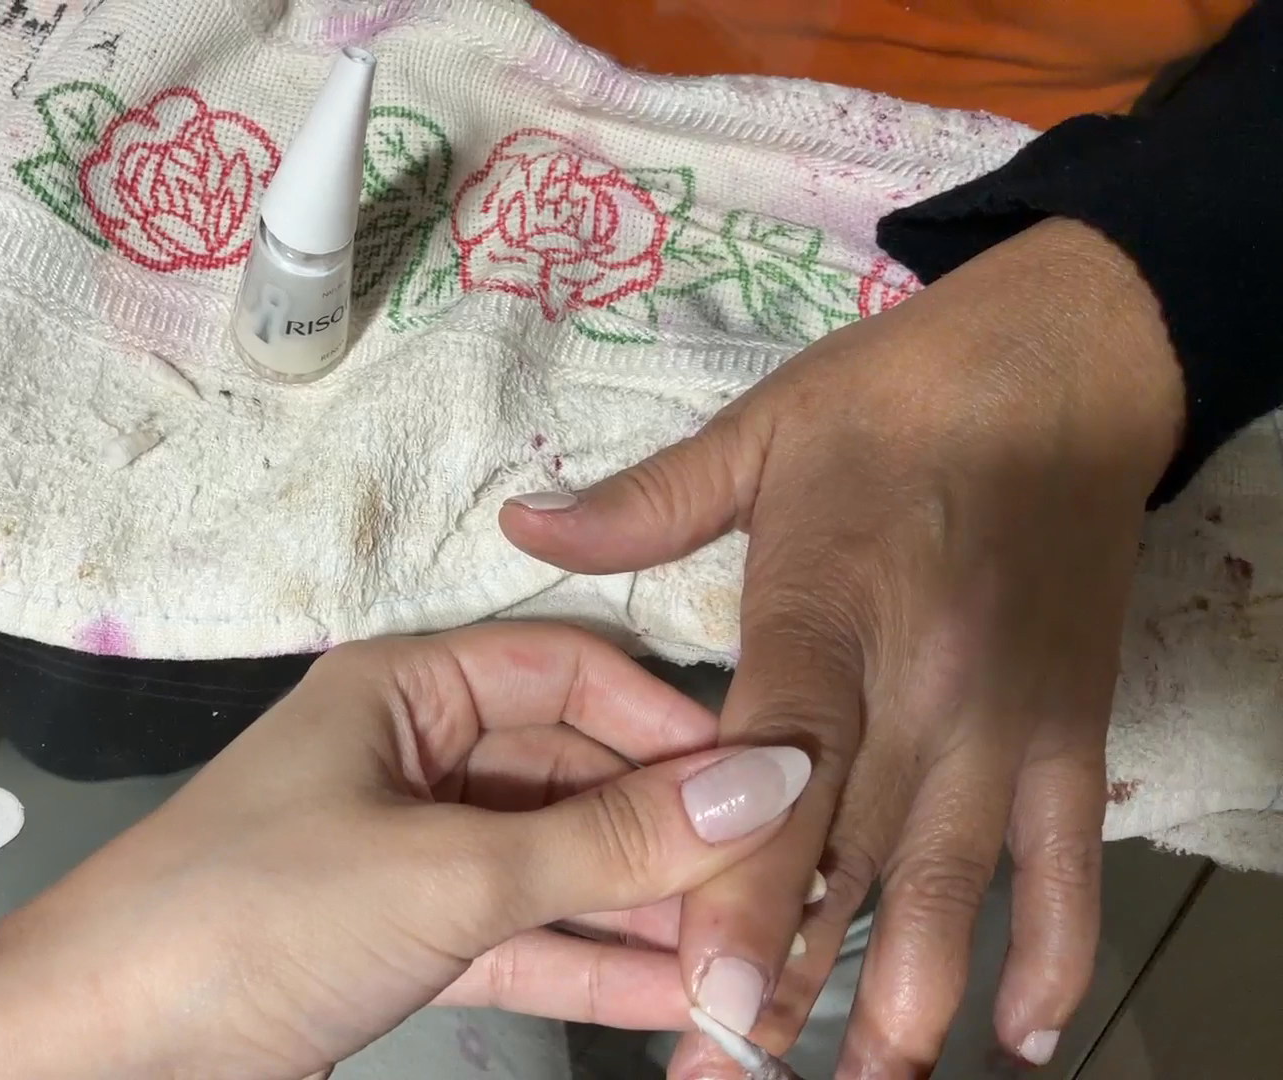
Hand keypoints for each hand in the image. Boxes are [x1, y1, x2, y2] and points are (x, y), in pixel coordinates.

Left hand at [0, 624, 810, 1079]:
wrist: (104, 1043)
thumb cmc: (256, 912)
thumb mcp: (446, 869)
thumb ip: (604, 838)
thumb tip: (753, 784)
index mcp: (404, 687)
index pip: (563, 671)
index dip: (663, 719)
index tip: (763, 780)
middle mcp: (411, 746)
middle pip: (564, 767)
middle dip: (662, 829)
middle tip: (777, 890)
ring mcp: (408, 836)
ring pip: (549, 854)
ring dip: (639, 905)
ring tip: (751, 953)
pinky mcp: (402, 920)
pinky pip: (517, 924)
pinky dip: (588, 958)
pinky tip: (678, 995)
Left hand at [500, 219, 1183, 1076]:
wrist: (1065, 362)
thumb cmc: (883, 403)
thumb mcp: (748, 439)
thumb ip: (634, 508)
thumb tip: (518, 523)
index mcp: (826, 616)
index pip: (775, 770)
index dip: (743, 878)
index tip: (715, 985)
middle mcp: (925, 686)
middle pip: (854, 854)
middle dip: (802, 971)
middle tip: (744, 1071)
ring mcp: (1011, 714)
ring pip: (952, 879)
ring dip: (906, 990)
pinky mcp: (1074, 720)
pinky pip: (1063, 852)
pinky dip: (1044, 940)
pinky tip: (1020, 1028)